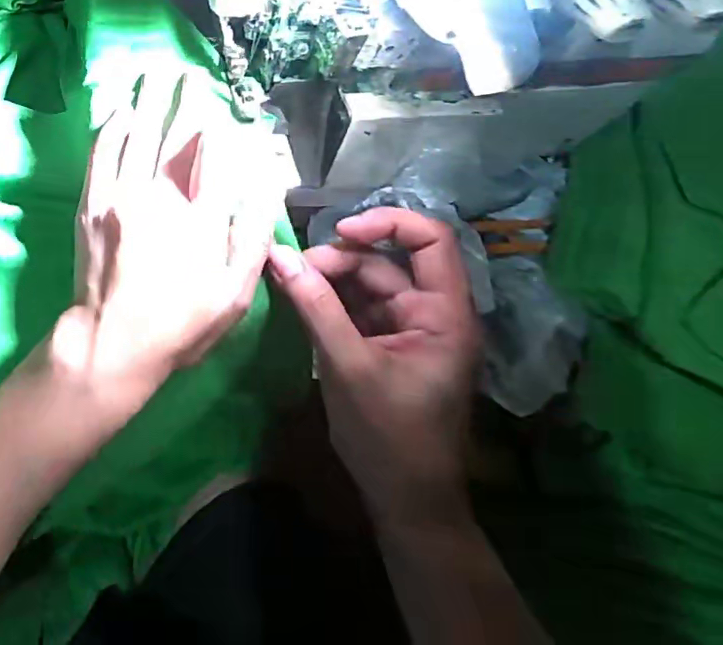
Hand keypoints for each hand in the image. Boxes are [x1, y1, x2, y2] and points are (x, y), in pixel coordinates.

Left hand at [43, 75, 270, 418]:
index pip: (215, 154)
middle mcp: (161, 197)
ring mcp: (121, 196)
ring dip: (149, 99)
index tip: (226, 108)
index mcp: (201, 218)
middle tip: (189, 71)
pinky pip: (102, 152)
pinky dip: (112, 126)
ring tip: (156, 73)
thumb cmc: (180, 324)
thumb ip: (252, 237)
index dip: (223, 126)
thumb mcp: (234, 294)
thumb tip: (265, 186)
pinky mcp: (92, 202)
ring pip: (138, 133)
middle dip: (185, 98)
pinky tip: (120, 109)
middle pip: (176, 134)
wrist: (111, 342)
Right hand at [265, 209, 481, 528]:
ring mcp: (405, 327)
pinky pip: (354, 305)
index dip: (388, 223)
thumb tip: (277, 254)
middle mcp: (429, 312)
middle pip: (384, 261)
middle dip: (338, 259)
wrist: (402, 499)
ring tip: (290, 286)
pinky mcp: (382, 341)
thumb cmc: (390, 436)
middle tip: (294, 272)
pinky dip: (326, 299)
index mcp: (444, 314)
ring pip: (364, 281)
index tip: (340, 232)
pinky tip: (298, 301)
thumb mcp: (348, 366)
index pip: (431, 241)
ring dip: (327, 278)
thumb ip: (314, 306)